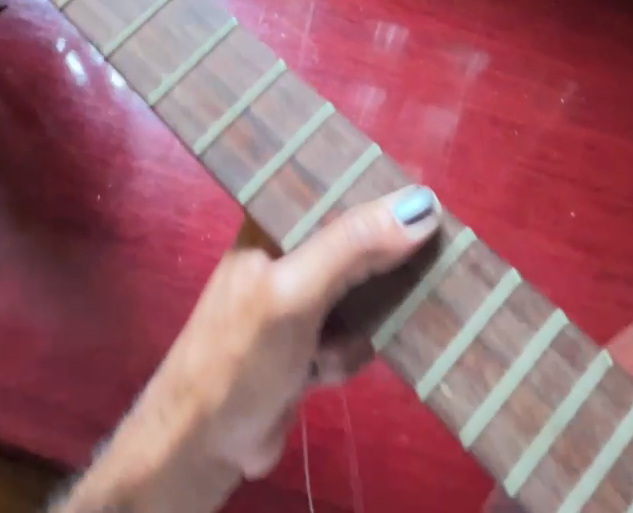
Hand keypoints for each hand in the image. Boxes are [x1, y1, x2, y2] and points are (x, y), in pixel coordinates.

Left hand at [57, 185, 441, 512]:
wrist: (205, 444)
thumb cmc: (239, 355)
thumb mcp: (295, 292)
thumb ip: (351, 247)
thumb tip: (422, 206)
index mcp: (276, 221)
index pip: (337, 187)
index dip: (380, 193)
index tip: (426, 206)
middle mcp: (291, 250)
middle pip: (362, 240)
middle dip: (381, 270)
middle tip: (399, 280)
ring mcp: (304, 297)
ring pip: (369, 292)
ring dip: (364, 324)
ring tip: (329, 347)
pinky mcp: (315, 340)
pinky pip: (359, 335)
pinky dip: (349, 355)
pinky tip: (321, 372)